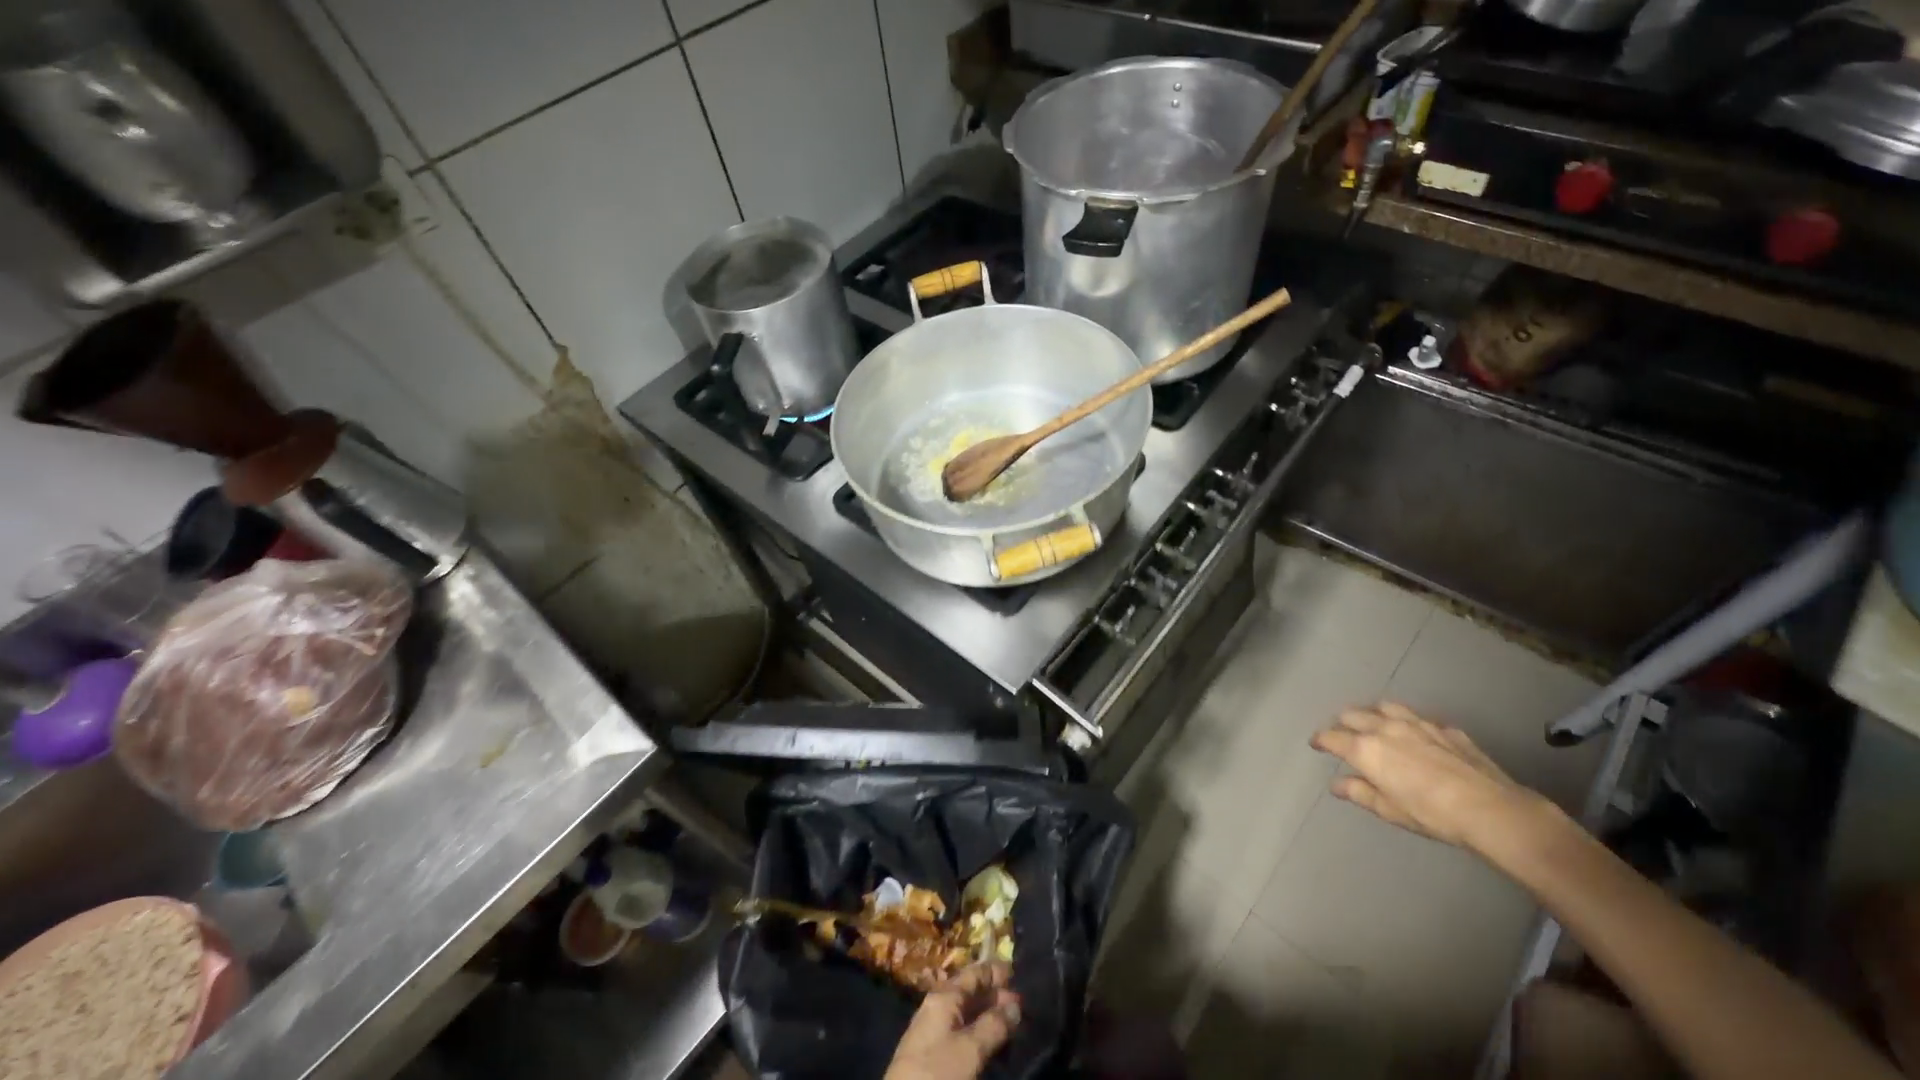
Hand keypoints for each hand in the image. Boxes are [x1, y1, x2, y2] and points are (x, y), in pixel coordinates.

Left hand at [883, 962, 1022, 1079]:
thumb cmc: (939, 1072)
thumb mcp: (971, 1048)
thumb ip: (995, 1024)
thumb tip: (1015, 1005)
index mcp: (944, 997)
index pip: (974, 973)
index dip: (997, 971)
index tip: (1021, 973)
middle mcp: (938, 1007)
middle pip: (972, 993)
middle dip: (998, 997)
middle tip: (1025, 1007)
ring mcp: (936, 1031)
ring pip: (969, 1016)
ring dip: (992, 1019)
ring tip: (1017, 1027)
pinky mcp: (936, 1053)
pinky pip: (964, 1035)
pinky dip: (982, 1035)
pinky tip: (997, 1045)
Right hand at [1309, 702, 1555, 852]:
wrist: (1489, 808)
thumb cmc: (1430, 814)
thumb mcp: (1389, 810)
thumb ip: (1360, 792)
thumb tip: (1337, 784)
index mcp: (1367, 749)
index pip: (1332, 737)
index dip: (1320, 739)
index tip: (1315, 743)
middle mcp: (1387, 728)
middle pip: (1355, 715)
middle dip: (1343, 723)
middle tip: (1342, 733)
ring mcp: (1418, 723)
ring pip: (1385, 707)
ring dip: (1372, 713)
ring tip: (1372, 723)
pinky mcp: (1445, 728)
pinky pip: (1417, 717)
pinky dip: (1406, 722)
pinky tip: (1414, 735)